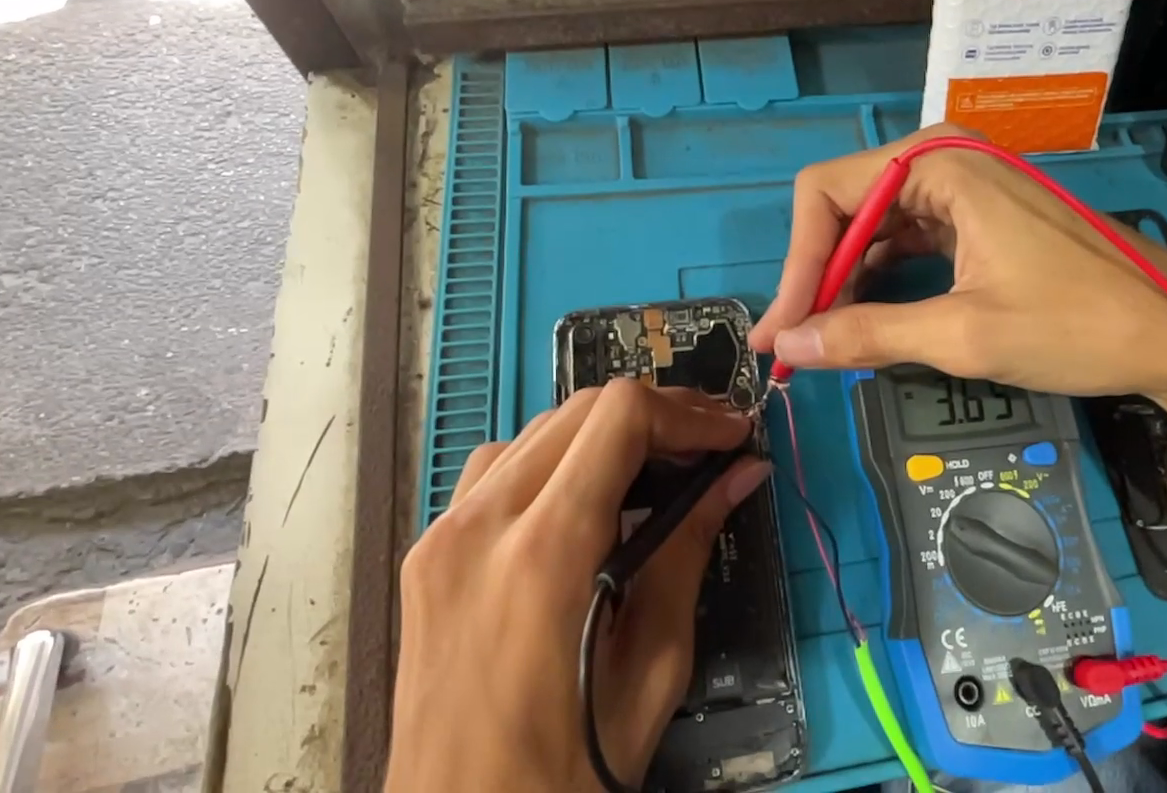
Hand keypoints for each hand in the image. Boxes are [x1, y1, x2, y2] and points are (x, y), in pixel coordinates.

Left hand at [387, 381, 770, 791]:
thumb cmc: (573, 764)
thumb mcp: (655, 659)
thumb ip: (690, 546)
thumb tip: (740, 476)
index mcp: (544, 550)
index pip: (620, 418)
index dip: (686, 414)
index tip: (730, 437)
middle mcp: (482, 522)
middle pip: (579, 410)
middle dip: (655, 415)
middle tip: (708, 445)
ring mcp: (443, 534)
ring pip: (536, 430)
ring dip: (601, 432)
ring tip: (654, 465)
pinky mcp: (426, 553)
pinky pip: (494, 470)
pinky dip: (549, 460)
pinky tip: (579, 496)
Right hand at [749, 124, 1166, 402]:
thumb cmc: (1077, 326)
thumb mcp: (963, 335)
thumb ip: (866, 334)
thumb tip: (786, 347)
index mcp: (938, 164)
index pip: (825, 195)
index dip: (796, 266)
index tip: (781, 334)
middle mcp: (945, 159)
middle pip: (845, 206)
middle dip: (818, 277)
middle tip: (797, 346)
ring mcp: (965, 184)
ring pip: (873, 225)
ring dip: (846, 281)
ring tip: (826, 342)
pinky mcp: (980, 214)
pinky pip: (908, 237)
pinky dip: (882, 278)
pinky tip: (868, 318)